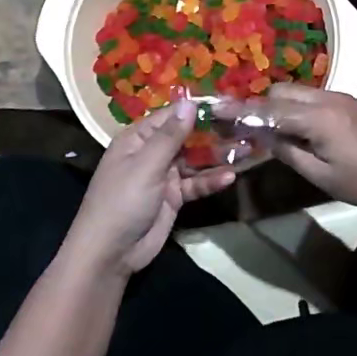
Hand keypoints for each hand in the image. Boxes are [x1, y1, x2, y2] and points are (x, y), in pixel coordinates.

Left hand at [66, 100, 235, 274]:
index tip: (227, 104)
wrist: (110, 253)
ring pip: (195, 161)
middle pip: (186, 137)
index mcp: (138, 139)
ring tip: (246, 150)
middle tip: (244, 125)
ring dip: (217, 157)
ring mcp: (163, 176)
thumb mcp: (146, 165)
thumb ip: (170, 135)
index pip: (171, 117)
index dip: (197, 110)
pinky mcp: (174, 197)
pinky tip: (230, 177)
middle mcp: (151, 153)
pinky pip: (195, 184)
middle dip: (212, 133)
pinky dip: (211, 180)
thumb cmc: (123, 201)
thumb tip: (189, 102)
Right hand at [247, 85, 356, 211]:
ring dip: (279, 106)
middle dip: (260, 106)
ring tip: (268, 131)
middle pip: (280, 92)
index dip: (240, 111)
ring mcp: (339, 97)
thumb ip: (286, 151)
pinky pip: (312, 96)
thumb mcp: (318, 174)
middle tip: (244, 128)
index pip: (269, 110)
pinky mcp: (347, 101)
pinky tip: (295, 129)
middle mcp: (326, 98)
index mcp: (317, 117)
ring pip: (296, 91)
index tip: (215, 110)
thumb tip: (260, 136)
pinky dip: (296, 107)